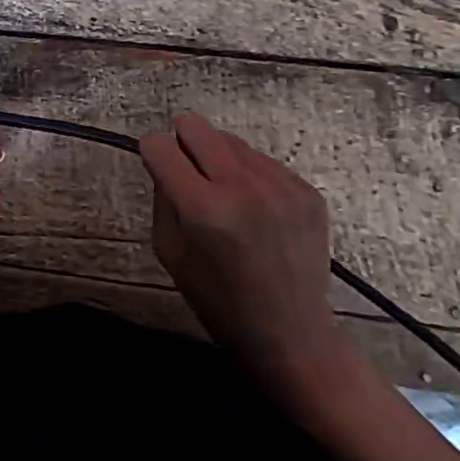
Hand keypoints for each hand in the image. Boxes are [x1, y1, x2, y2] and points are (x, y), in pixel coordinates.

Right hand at [140, 113, 336, 379]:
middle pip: (196, 126)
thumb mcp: (170, 252)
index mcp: (205, 209)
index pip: (162, 146)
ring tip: (226, 196)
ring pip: (230, 140)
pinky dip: (249, 175)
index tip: (157, 165)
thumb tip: (164, 158)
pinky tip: (255, 209)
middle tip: (187, 171)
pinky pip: (261, 160)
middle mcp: (243, 187)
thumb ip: (162, 197)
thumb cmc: (219, 301)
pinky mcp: (306, 190)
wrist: (292, 334)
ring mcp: (280, 185)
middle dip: (183, 141)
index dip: (153, 152)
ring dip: (218, 158)